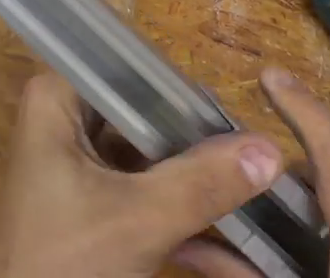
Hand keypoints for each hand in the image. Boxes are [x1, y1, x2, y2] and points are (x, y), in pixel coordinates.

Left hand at [0, 73, 286, 277]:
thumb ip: (202, 182)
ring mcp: (80, 164)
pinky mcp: (93, 205)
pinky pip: (146, 199)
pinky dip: (186, 225)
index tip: (240, 119)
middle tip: (267, 163)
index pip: (128, 71)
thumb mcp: (138, 219)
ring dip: (203, 192)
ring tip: (268, 203)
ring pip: (153, 164)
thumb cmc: (63, 257)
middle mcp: (66, 120)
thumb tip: (270, 149)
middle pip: (147, 119)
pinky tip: (244, 258)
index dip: (185, 93)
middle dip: (205, 148)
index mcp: (59, 100)